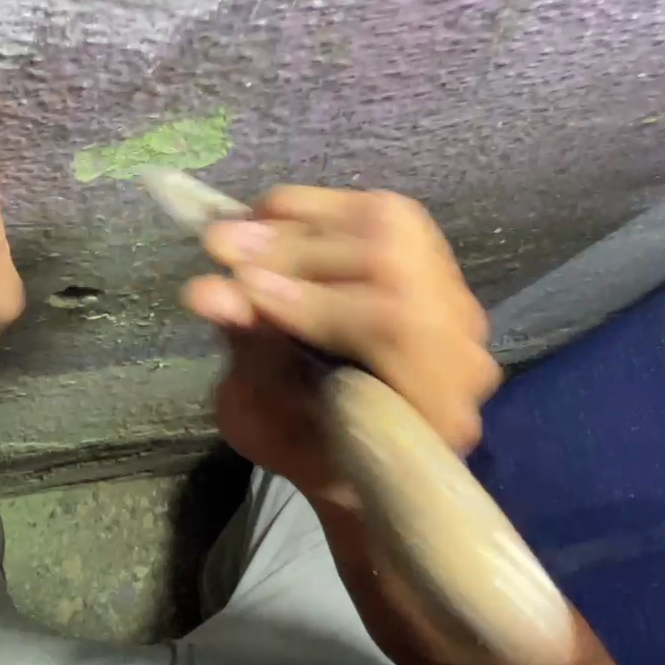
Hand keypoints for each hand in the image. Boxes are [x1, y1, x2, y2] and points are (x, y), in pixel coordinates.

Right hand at [183, 187, 499, 496]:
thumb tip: (205, 292)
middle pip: (392, 266)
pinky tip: (266, 219)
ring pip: (389, 229)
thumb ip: (248, 357)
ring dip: (300, 225)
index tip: (242, 286)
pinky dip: (317, 210)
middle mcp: (459, 346)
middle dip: (295, 252)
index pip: (394, 327)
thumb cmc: (302, 450)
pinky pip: (381, 215)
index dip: (314, 300)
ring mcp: (451, 299)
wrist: (347, 453)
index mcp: (429, 408)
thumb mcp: (263, 421)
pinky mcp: (429, 262)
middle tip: (219, 243)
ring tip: (234, 230)